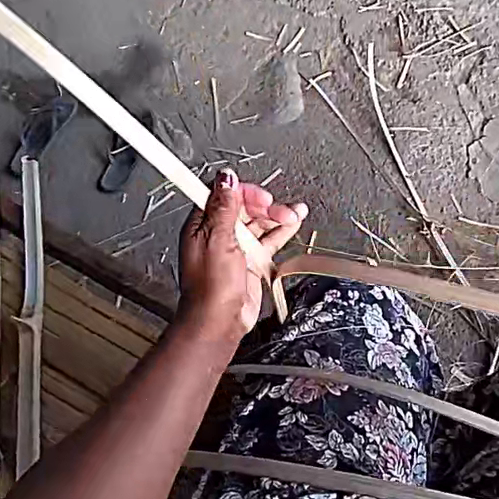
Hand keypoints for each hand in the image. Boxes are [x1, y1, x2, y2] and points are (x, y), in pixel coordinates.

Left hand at [176, 169, 305, 340]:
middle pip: (245, 208)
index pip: (225, 196)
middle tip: (280, 210)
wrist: (220, 320)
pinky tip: (293, 224)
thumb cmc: (210, 288)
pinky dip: (281, 231)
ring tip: (295, 213)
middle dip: (265, 206)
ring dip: (277, 216)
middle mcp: (218, 233)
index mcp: (203, 225)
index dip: (245, 193)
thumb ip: (224, 207)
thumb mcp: (217, 240)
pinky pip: (268, 240)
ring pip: (259, 222)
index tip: (261, 197)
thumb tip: (225, 178)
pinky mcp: (250, 261)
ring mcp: (236, 247)